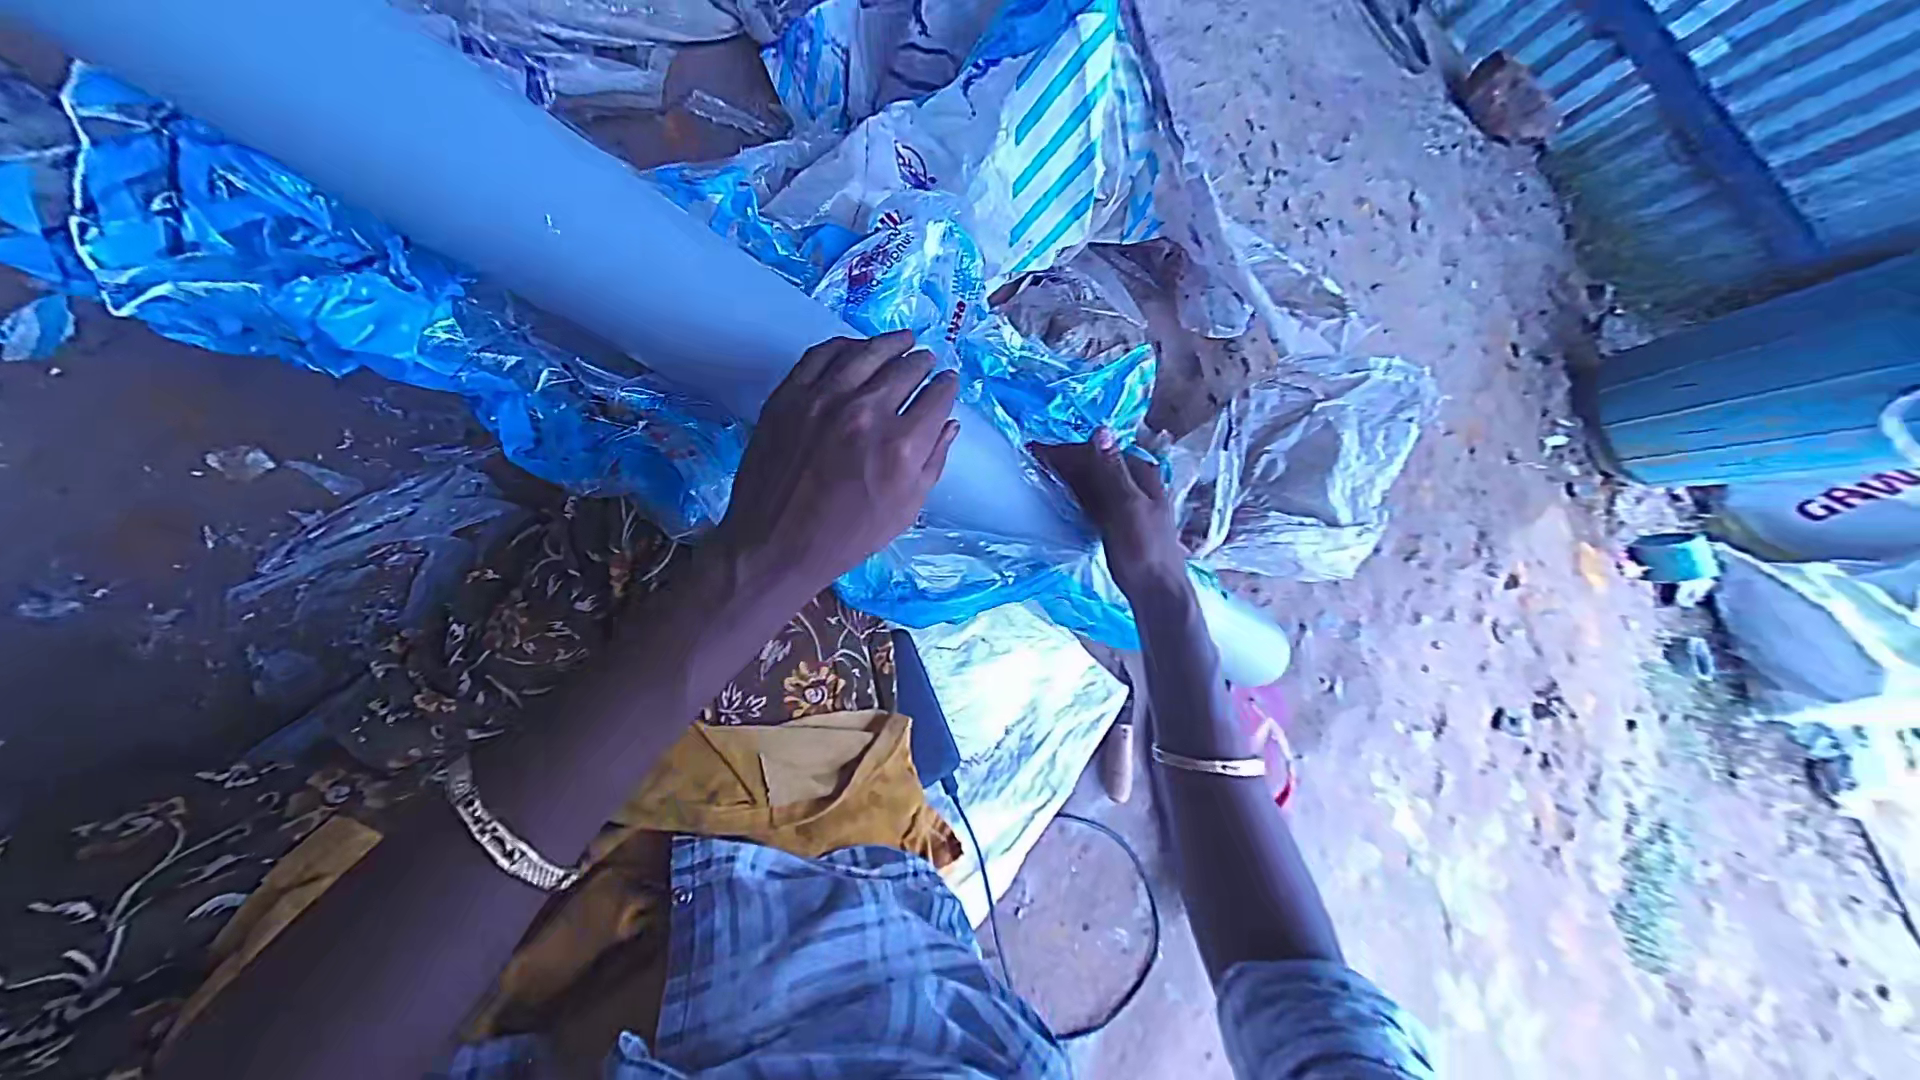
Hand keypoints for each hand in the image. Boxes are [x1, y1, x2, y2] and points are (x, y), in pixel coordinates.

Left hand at [713, 331, 959, 591]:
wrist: (777, 544)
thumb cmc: (848, 536)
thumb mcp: (906, 509)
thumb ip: (933, 461)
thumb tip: (949, 424)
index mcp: (902, 445)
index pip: (937, 396)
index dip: (947, 385)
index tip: (948, 381)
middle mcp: (866, 412)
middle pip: (906, 369)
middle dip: (923, 362)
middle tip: (927, 360)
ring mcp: (824, 398)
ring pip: (867, 352)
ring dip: (891, 342)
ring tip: (904, 340)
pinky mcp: (790, 395)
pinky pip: (822, 354)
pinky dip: (845, 345)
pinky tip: (856, 347)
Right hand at [1032, 428, 1189, 597]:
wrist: (1157, 590)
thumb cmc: (1145, 548)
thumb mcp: (1128, 505)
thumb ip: (1112, 469)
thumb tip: (1100, 429)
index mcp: (1141, 473)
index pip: (1098, 451)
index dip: (1067, 450)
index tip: (1035, 450)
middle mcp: (1134, 482)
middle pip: (1094, 465)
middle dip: (1063, 461)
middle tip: (1029, 461)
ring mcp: (1125, 502)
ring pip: (1091, 482)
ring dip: (1066, 477)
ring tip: (1036, 475)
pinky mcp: (1115, 521)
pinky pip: (1090, 500)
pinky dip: (1073, 495)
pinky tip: (1056, 496)